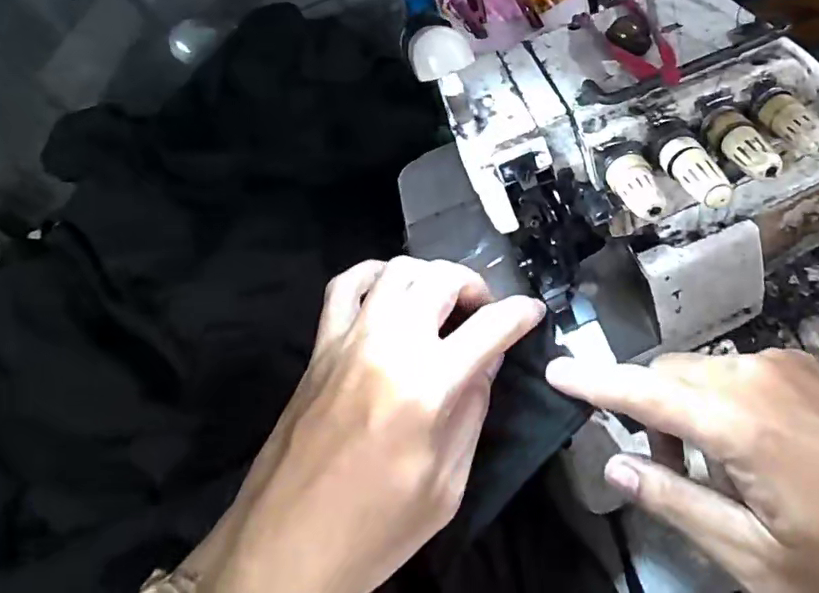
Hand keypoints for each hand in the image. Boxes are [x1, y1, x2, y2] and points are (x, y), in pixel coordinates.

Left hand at [182, 257, 545, 592]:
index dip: (520, 314)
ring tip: (441, 302)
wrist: (285, 547)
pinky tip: (389, 290)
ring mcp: (350, 338)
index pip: (489, 327)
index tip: (533, 311)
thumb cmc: (374, 529)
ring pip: (399, 270)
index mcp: (427, 386)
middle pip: (442, 279)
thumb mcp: (446, 485)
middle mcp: (389, 345)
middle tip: (483, 311)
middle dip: (474, 285)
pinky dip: (374, 274)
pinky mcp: (321, 344)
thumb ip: (473, 411)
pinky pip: (346, 284)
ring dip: (430, 276)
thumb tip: (489, 361)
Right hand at [546, 350, 818, 592]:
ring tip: (704, 465)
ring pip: (704, 370)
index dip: (593, 381)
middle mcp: (753, 372)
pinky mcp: (808, 367)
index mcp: (737, 420)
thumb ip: (677, 503)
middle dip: (643, 404)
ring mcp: (785, 363)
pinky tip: (748, 447)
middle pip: (671, 372)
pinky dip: (720, 400)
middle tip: (645, 458)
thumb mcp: (758, 558)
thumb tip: (615, 468)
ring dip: (684, 405)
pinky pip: (740, 372)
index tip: (554, 370)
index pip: (642, 390)